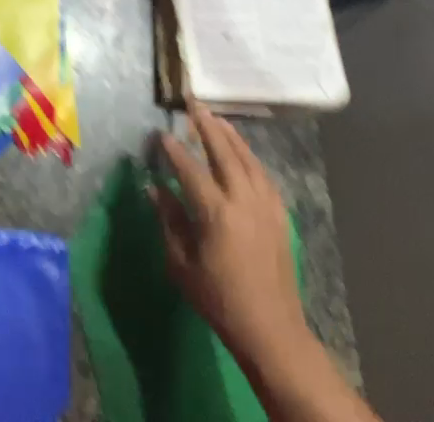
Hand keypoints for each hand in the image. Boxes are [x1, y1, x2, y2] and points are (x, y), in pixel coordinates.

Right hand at [150, 105, 306, 362]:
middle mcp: (244, 202)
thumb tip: (155, 187)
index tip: (160, 133)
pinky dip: (250, 158)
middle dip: (207, 127)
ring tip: (215, 119)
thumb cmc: (217, 298)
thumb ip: (169, 219)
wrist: (270, 328)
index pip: (191, 169)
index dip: (174, 150)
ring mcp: (266, 208)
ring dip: (231, 137)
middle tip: (193, 104)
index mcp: (216, 213)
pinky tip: (242, 153)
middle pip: (225, 153)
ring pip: (248, 160)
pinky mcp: (279, 217)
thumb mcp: (180, 262)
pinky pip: (263, 176)